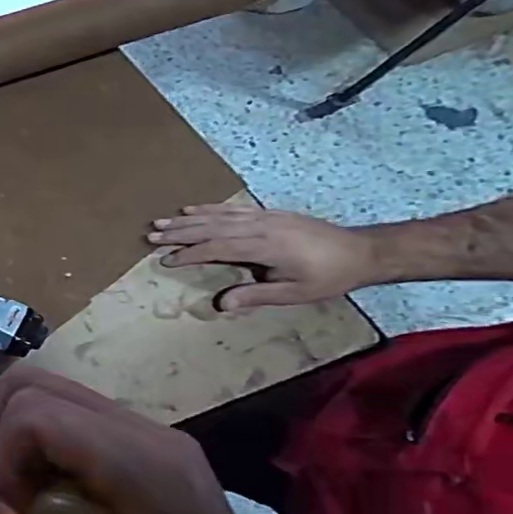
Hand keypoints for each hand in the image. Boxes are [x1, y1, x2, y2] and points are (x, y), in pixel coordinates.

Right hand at [0, 368, 456, 513]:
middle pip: (36, 384)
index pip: (33, 409)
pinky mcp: (156, 457)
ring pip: (54, 398)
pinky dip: (44, 454)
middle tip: (10, 510)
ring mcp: (158, 440)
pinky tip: (59, 512)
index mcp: (145, 465)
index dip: (1, 460)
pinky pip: (78, 424)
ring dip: (19, 446)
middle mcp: (152, 432)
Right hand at [147, 203, 383, 309]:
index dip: (189, 254)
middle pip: (211, 227)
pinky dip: (209, 209)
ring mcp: (264, 217)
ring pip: (218, 216)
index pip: (216, 248)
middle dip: (179, 232)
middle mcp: (260, 227)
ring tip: (162, 221)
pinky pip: (232, 209)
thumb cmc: (329, 277)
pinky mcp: (269, 213)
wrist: (362, 251)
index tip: (166, 260)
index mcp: (265, 247)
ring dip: (187, 219)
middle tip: (150, 235)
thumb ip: (256, 296)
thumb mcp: (294, 293)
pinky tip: (192, 210)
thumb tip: (222, 304)